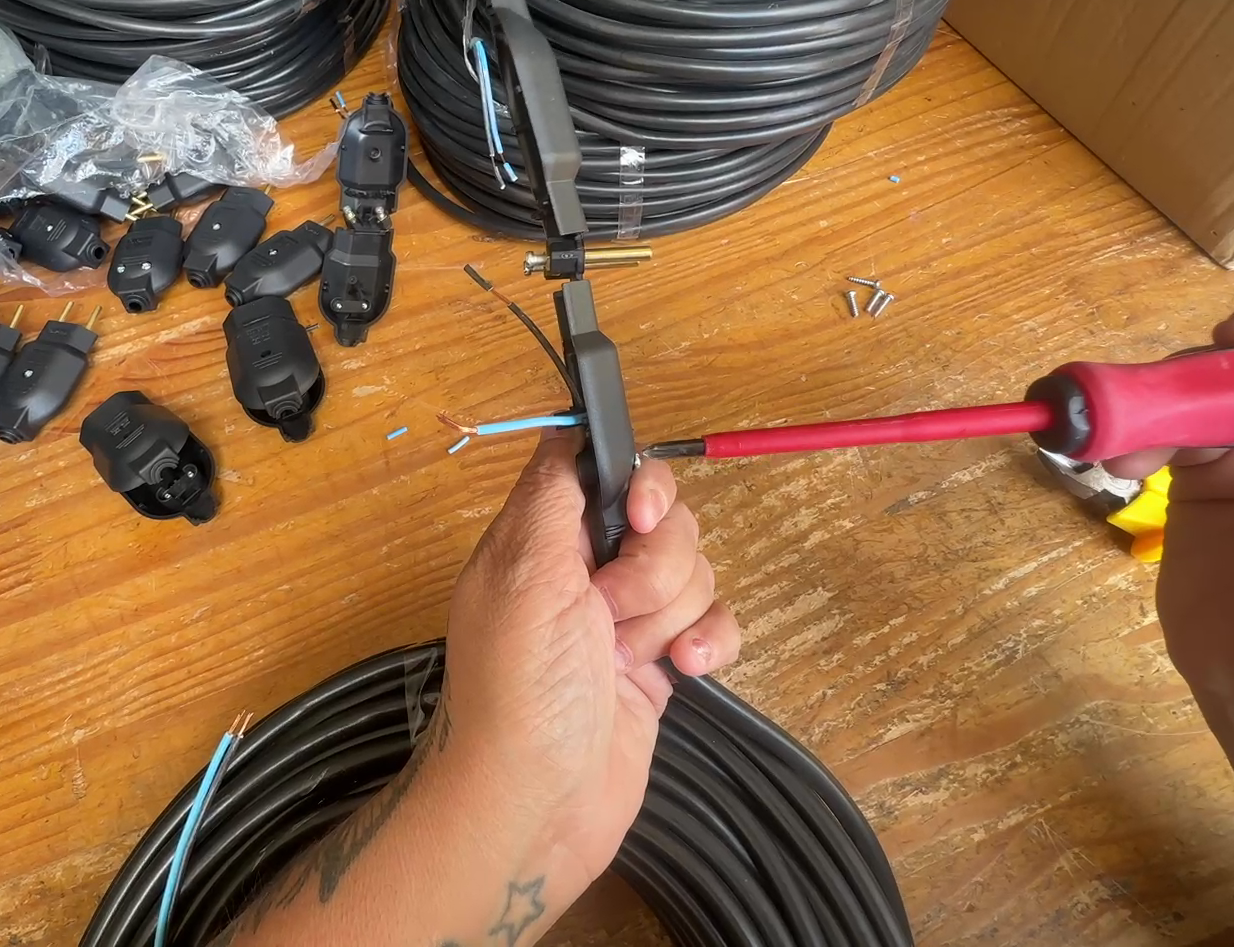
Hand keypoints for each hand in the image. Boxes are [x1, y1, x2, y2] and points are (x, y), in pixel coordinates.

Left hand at [432, 431, 738, 916]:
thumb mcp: (524, 573)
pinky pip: (713, 620)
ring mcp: (625, 615)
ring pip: (692, 570)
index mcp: (545, 536)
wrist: (537, 803)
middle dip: (653, 565)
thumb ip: (550, 495)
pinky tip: (682, 669)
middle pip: (662, 519)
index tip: (641, 517)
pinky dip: (708, 641)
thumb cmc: (520, 683)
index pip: (603, 471)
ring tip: (626, 655)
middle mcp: (586, 567)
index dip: (635, 483)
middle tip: (611, 608)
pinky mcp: (660, 658)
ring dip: (667, 613)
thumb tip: (562, 430)